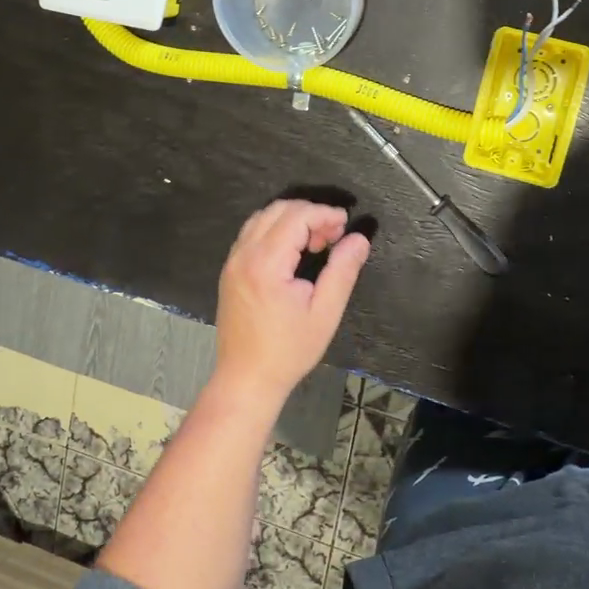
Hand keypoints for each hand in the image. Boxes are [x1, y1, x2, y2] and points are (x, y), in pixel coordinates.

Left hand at [213, 200, 370, 403]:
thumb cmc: (289, 350)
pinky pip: (252, 233)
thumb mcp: (325, 313)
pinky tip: (292, 252)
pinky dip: (274, 230)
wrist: (246, 379)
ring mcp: (232, 262)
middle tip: (333, 236)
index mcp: (267, 264)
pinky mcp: (229, 271)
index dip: (325, 213)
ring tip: (315, 243)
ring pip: (262, 217)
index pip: (297, 216)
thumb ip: (343, 271)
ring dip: (291, 219)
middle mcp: (244, 255)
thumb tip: (358, 238)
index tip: (345, 225)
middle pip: (278, 209)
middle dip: (310, 213)